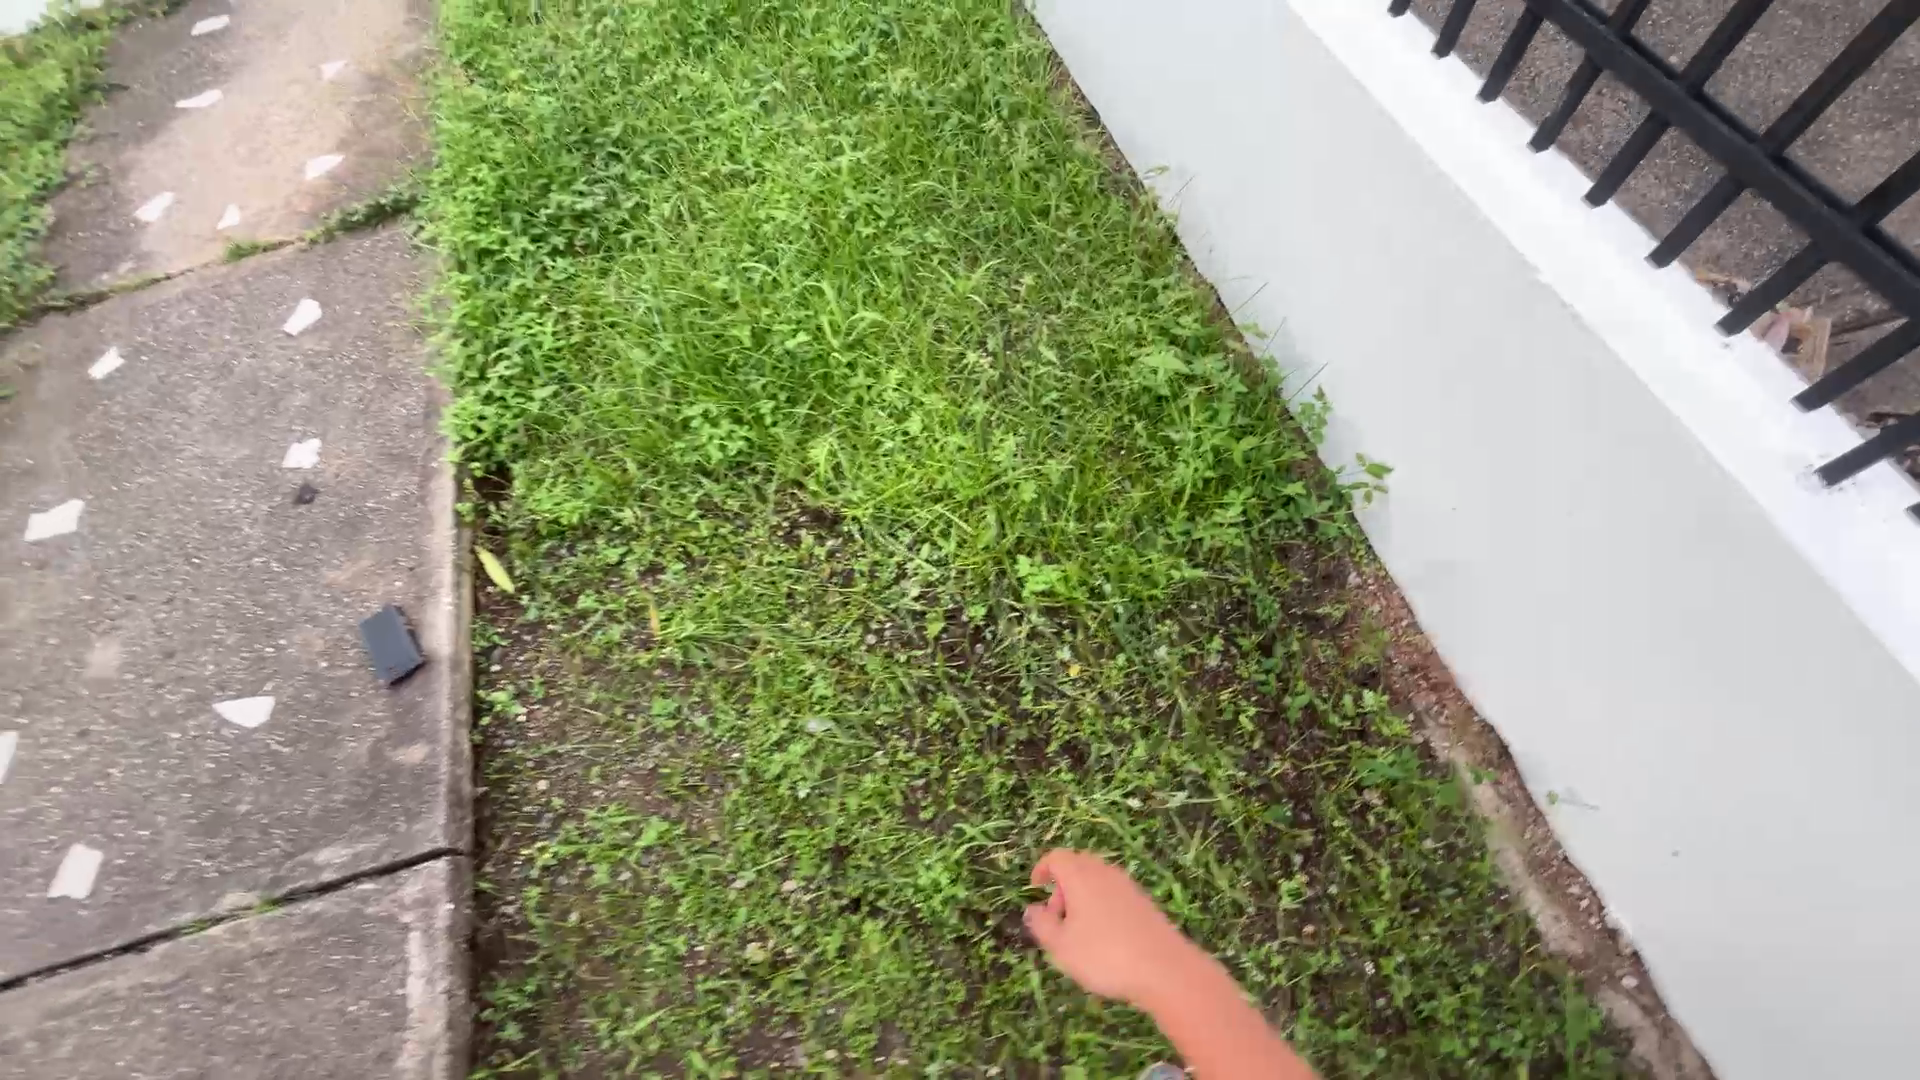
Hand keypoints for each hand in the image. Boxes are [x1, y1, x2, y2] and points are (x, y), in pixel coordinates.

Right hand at [1023, 849, 1205, 1009]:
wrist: (1164, 969)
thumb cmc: (1104, 955)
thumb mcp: (1062, 946)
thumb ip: (1042, 925)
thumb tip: (1033, 910)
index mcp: (1080, 876)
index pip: (1056, 857)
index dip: (1042, 869)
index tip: (1036, 887)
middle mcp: (1104, 872)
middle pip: (1077, 865)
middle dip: (1062, 886)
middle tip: (1057, 918)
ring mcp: (1127, 885)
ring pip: (1096, 879)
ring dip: (1082, 897)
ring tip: (1080, 932)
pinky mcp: (1143, 901)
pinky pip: (1113, 893)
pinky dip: (1101, 904)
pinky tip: (1105, 937)